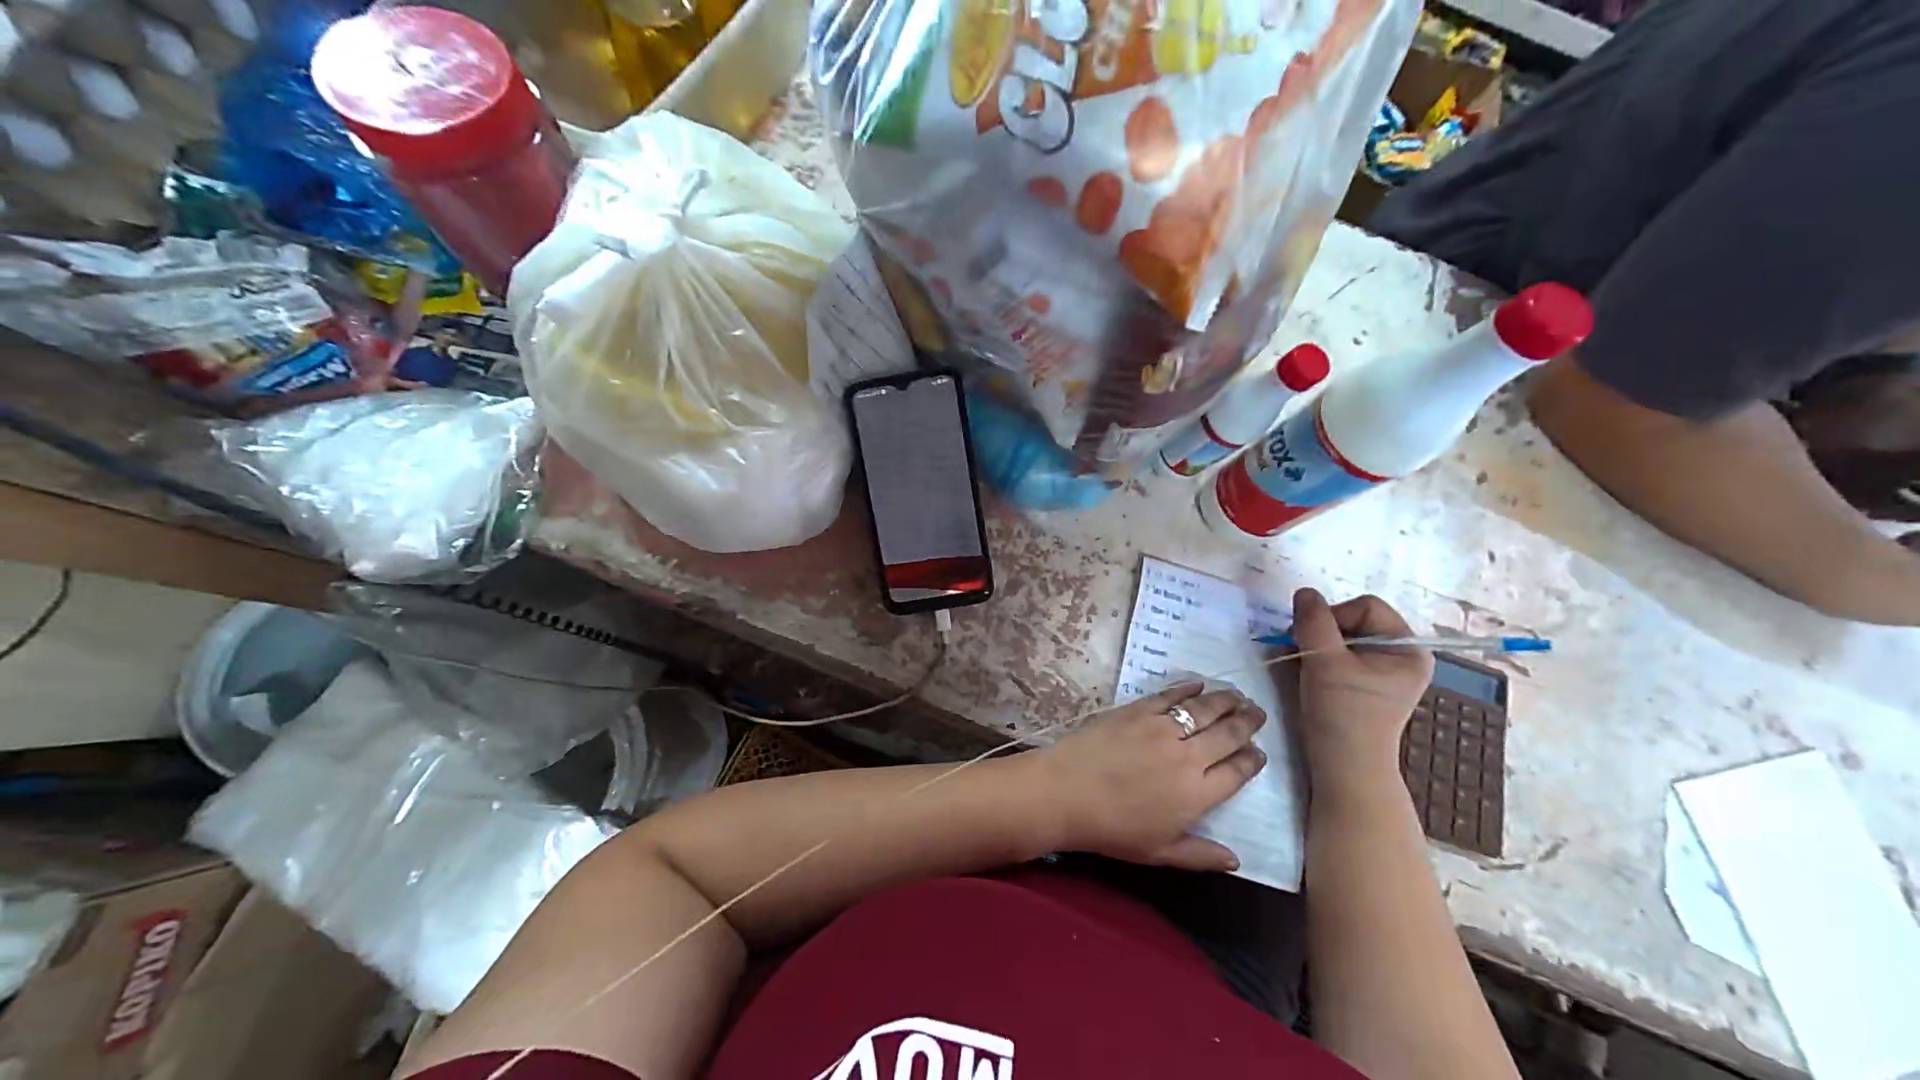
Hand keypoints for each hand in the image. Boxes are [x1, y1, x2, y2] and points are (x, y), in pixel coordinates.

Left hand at [1028, 684, 1267, 871]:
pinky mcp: (1138, 710)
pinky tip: (1198, 685)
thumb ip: (1201, 855)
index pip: (1237, 772)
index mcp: (1197, 794)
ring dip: (1225, 701)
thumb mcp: (1159, 853)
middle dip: (1247, 723)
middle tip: (1257, 713)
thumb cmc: (1112, 829)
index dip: (1252, 760)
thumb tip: (1237, 860)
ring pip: (1204, 709)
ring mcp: (1162, 729)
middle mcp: (1188, 757)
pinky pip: (1170, 696)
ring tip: (1237, 696)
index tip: (1258, 751)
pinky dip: (1188, 689)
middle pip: (1228, 735)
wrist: (1066, 792)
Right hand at [1289, 589, 1432, 795]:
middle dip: (1323, 631)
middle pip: (1354, 619)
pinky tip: (1307, 672)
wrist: (1344, 767)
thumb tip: (1304, 592)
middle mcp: (1401, 656)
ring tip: (1303, 664)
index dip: (1334, 616)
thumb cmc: (1342, 714)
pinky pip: (1339, 655)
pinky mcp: (1365, 684)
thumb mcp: (1324, 662)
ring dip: (1316, 645)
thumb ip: (1313, 622)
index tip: (1311, 641)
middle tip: (1302, 652)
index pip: (1365, 607)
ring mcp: (1383, 671)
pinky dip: (1319, 658)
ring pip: (1342, 637)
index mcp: (1407, 649)